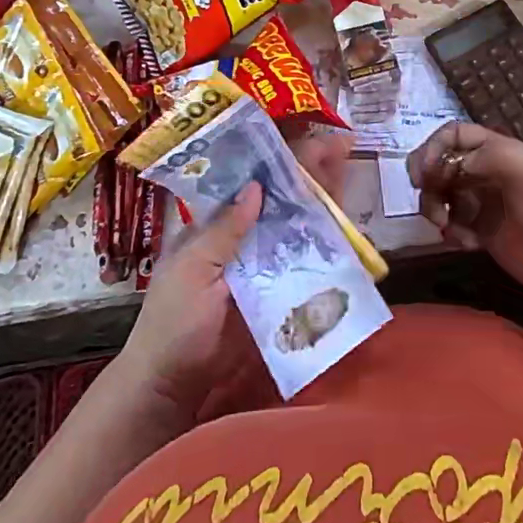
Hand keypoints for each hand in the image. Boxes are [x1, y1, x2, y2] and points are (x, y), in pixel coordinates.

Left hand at [112, 130, 352, 415]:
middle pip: (282, 196)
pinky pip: (307, 259)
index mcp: (215, 224)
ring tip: (350, 167)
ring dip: (323, 197)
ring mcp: (264, 263)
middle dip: (310, 169)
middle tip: (342, 144)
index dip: (277, 157)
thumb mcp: (191, 271)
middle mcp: (243, 236)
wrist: (173, 386)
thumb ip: (224, 232)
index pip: (250, 180)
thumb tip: (257, 186)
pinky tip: (349, 222)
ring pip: (298, 222)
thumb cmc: (173, 323)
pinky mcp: (281, 291)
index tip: (303, 135)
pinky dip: (328, 240)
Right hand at [407, 123, 522, 294]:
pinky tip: (466, 242)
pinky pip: (450, 223)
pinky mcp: (480, 231)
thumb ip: (490, 156)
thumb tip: (452, 162)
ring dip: (435, 207)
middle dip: (428, 178)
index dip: (434, 147)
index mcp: (498, 150)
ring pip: (441, 194)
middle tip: (428, 199)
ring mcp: (481, 202)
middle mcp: (485, 172)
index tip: (425, 171)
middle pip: (441, 163)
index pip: (454, 135)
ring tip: (445, 226)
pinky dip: (450, 231)